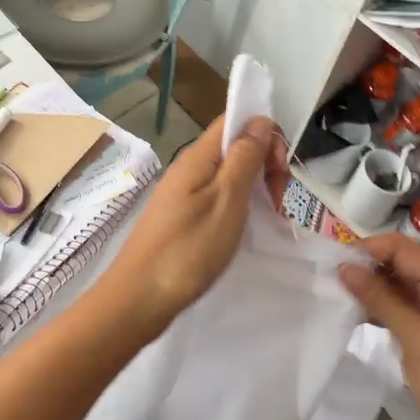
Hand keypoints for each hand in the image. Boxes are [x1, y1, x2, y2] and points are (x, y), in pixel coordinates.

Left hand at [102, 115, 287, 331]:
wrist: (138, 300)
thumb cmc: (187, 250)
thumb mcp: (226, 202)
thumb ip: (244, 159)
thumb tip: (260, 120)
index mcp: (198, 157)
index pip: (234, 120)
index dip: (265, 134)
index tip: (281, 168)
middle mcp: (189, 167)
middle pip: (233, 145)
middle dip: (264, 162)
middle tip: (279, 199)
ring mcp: (183, 193)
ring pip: (227, 172)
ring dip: (253, 185)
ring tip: (268, 215)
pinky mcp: (182, 216)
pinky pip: (217, 194)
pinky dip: (238, 203)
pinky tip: (245, 226)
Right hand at [339, 234, 419, 419]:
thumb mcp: (416, 339)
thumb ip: (381, 299)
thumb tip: (345, 266)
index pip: (402, 247)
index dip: (367, 248)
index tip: (332, 262)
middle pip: (402, 264)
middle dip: (368, 268)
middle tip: (330, 280)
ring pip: (402, 289)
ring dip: (373, 290)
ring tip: (339, 297)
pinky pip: (407, 312)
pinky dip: (384, 311)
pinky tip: (360, 317)